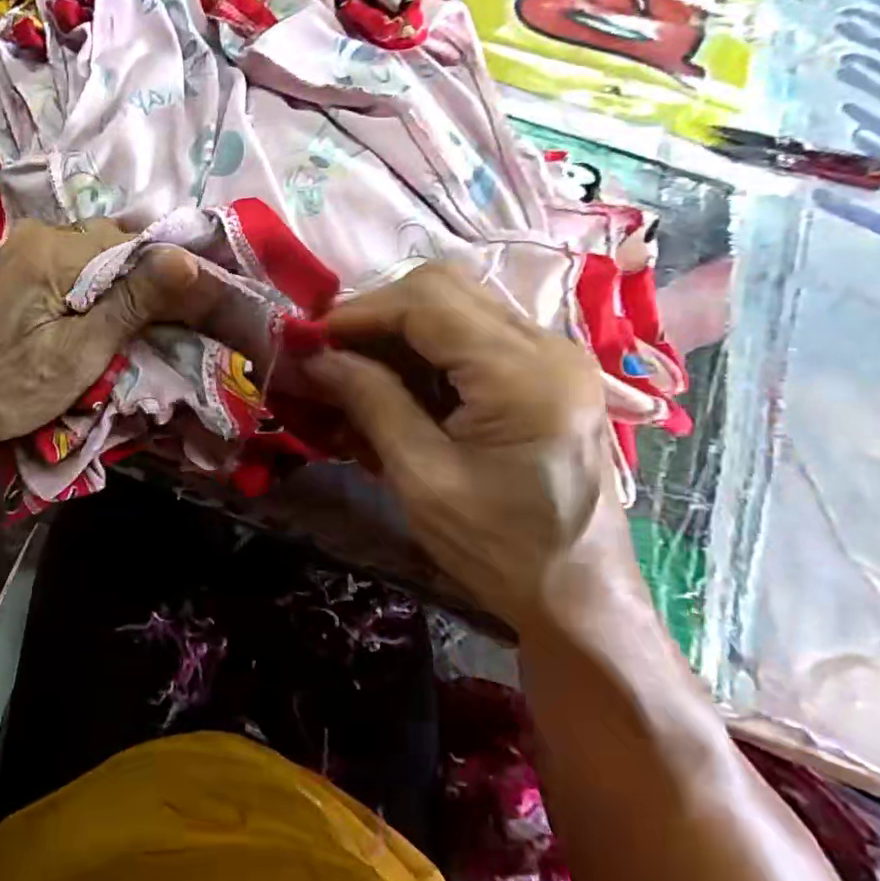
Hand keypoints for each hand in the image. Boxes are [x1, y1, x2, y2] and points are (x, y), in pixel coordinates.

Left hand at [0, 221, 203, 508]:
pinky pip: (67, 268)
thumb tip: (186, 257)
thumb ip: (133, 303)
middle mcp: (34, 236)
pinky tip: (100, 317)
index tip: (197, 305)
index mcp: (51, 250)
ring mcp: (18, 252)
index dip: (169, 272)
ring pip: (91, 256)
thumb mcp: (80, 353)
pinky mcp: (12, 273)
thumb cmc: (11, 390)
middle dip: (143, 277)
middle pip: (111, 243)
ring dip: (118, 283)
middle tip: (168, 320)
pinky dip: (91, 288)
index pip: (132, 242)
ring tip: (137, 323)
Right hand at [303, 264, 630, 628]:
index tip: (305, 342)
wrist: (574, 592)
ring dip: (391, 331)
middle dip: (372, 314)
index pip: (426, 301)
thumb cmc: (495, 545)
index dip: (356, 312)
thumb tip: (314, 357)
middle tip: (325, 354)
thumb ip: (370, 402)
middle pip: (442, 288)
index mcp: (522, 373)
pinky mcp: (538, 374)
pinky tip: (387, 387)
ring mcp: (548, 357)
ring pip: (452, 306)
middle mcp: (546, 346)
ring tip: (347, 372)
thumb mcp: (420, 476)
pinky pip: (466, 337)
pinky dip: (417, 351)